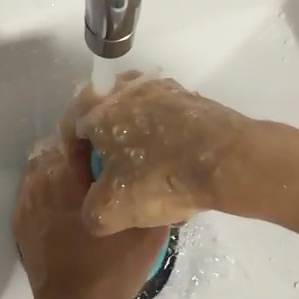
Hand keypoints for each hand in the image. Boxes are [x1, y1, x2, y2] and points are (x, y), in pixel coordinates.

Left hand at [13, 127, 167, 298]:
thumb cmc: (114, 268)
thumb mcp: (147, 230)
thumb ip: (153, 194)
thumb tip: (163, 173)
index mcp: (69, 175)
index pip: (79, 134)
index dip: (97, 135)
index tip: (112, 143)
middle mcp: (42, 180)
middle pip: (58, 148)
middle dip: (77, 152)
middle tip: (98, 165)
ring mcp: (27, 200)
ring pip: (41, 166)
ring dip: (59, 168)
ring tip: (81, 183)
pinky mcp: (20, 219)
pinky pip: (31, 188)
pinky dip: (46, 188)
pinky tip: (65, 203)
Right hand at [69, 75, 258, 235]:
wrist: (227, 160)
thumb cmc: (158, 178)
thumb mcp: (110, 212)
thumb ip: (90, 211)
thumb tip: (97, 209)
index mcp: (96, 105)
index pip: (70, 130)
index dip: (75, 163)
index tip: (91, 187)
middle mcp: (124, 87)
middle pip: (103, 121)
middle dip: (106, 151)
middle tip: (116, 182)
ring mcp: (160, 88)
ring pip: (135, 119)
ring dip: (136, 144)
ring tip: (148, 177)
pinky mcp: (189, 97)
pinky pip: (165, 120)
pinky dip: (164, 141)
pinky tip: (176, 169)